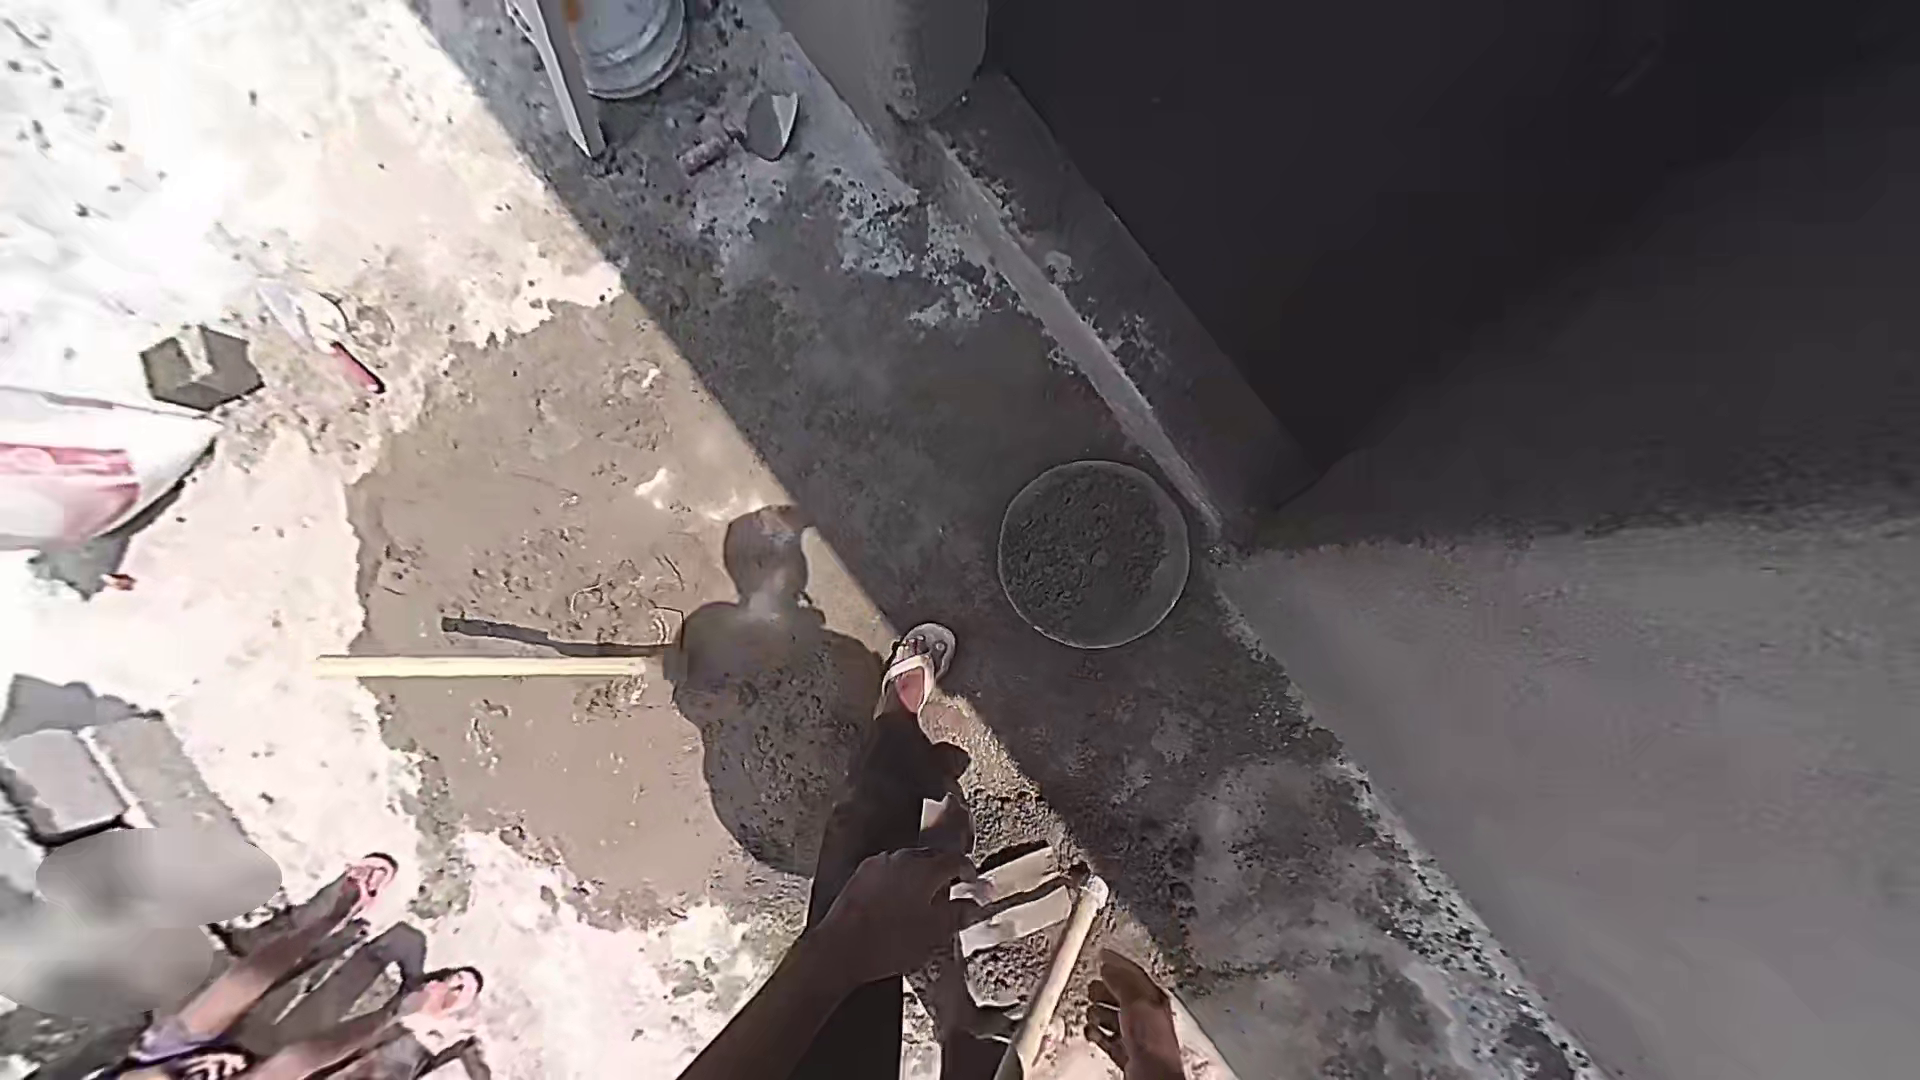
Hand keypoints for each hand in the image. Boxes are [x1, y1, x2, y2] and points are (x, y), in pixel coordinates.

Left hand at [810, 848, 978, 984]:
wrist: (841, 946)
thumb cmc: (890, 942)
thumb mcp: (932, 934)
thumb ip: (957, 914)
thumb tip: (975, 905)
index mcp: (926, 869)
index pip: (955, 859)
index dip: (967, 869)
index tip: (971, 881)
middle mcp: (905, 857)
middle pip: (933, 856)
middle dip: (944, 870)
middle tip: (950, 889)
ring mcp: (882, 861)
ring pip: (910, 861)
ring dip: (921, 873)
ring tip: (924, 897)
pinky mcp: (864, 870)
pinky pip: (890, 867)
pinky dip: (900, 877)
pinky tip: (898, 898)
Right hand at [1087, 950, 1185, 1079]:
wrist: (1152, 1077)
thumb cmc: (1153, 1042)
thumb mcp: (1135, 1000)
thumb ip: (1121, 980)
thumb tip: (1107, 966)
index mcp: (1155, 998)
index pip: (1133, 973)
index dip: (1116, 962)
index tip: (1101, 955)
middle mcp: (1148, 1016)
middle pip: (1121, 994)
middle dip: (1103, 988)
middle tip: (1091, 985)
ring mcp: (1137, 1037)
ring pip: (1113, 1016)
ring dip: (1098, 1011)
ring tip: (1090, 1009)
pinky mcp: (1127, 1054)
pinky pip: (1108, 1038)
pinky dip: (1097, 1032)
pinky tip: (1091, 1030)